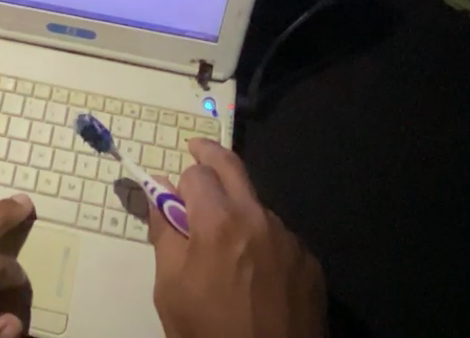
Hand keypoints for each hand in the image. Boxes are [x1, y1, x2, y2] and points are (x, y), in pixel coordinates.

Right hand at [149, 138, 326, 337]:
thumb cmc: (208, 335)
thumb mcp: (171, 290)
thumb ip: (165, 234)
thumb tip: (160, 194)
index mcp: (218, 222)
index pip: (196, 173)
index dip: (181, 185)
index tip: (175, 199)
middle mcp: (257, 218)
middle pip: (232, 166)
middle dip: (210, 154)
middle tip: (196, 150)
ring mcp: (289, 239)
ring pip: (257, 206)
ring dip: (238, 211)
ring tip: (228, 248)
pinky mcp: (310, 263)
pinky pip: (280, 238)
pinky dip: (263, 243)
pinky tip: (257, 275)